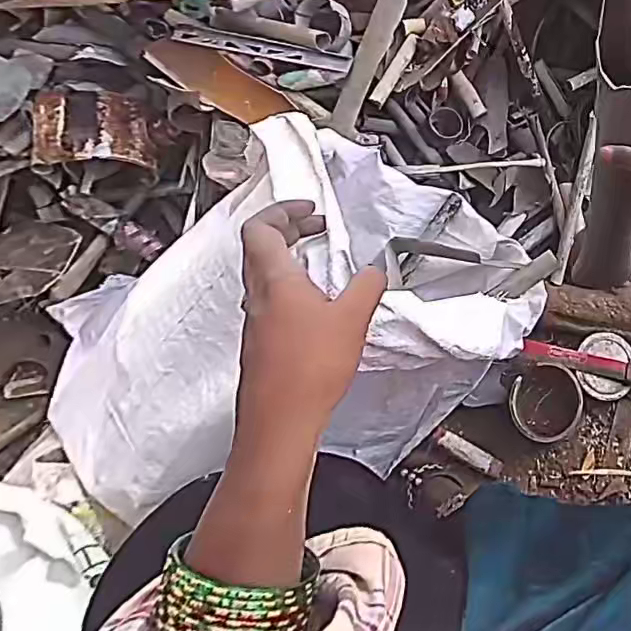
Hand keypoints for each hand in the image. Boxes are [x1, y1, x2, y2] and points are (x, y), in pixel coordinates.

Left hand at [238, 201, 385, 439]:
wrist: (280, 422)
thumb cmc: (307, 371)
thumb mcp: (353, 317)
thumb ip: (367, 285)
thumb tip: (375, 271)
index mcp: (275, 282)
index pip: (260, 230)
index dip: (283, 211)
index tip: (308, 208)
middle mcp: (257, 298)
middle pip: (259, 247)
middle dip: (289, 228)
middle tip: (316, 225)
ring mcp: (255, 321)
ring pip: (263, 273)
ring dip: (289, 256)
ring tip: (320, 258)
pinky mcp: (261, 341)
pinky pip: (270, 298)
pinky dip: (291, 284)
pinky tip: (317, 300)